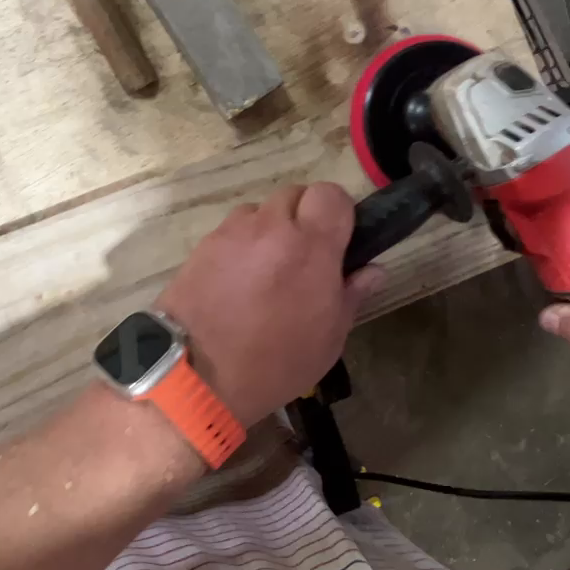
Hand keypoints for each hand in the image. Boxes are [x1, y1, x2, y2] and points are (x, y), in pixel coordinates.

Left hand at [155, 183, 384, 425]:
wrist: (197, 375)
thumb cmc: (275, 363)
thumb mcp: (328, 339)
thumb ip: (351, 295)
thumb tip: (372, 270)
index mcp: (311, 247)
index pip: (331, 194)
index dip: (337, 212)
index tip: (337, 239)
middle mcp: (272, 228)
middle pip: (295, 195)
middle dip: (303, 217)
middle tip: (303, 256)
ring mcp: (232, 233)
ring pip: (260, 211)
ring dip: (269, 229)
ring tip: (265, 270)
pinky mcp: (203, 245)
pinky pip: (231, 230)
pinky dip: (241, 245)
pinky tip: (236, 281)